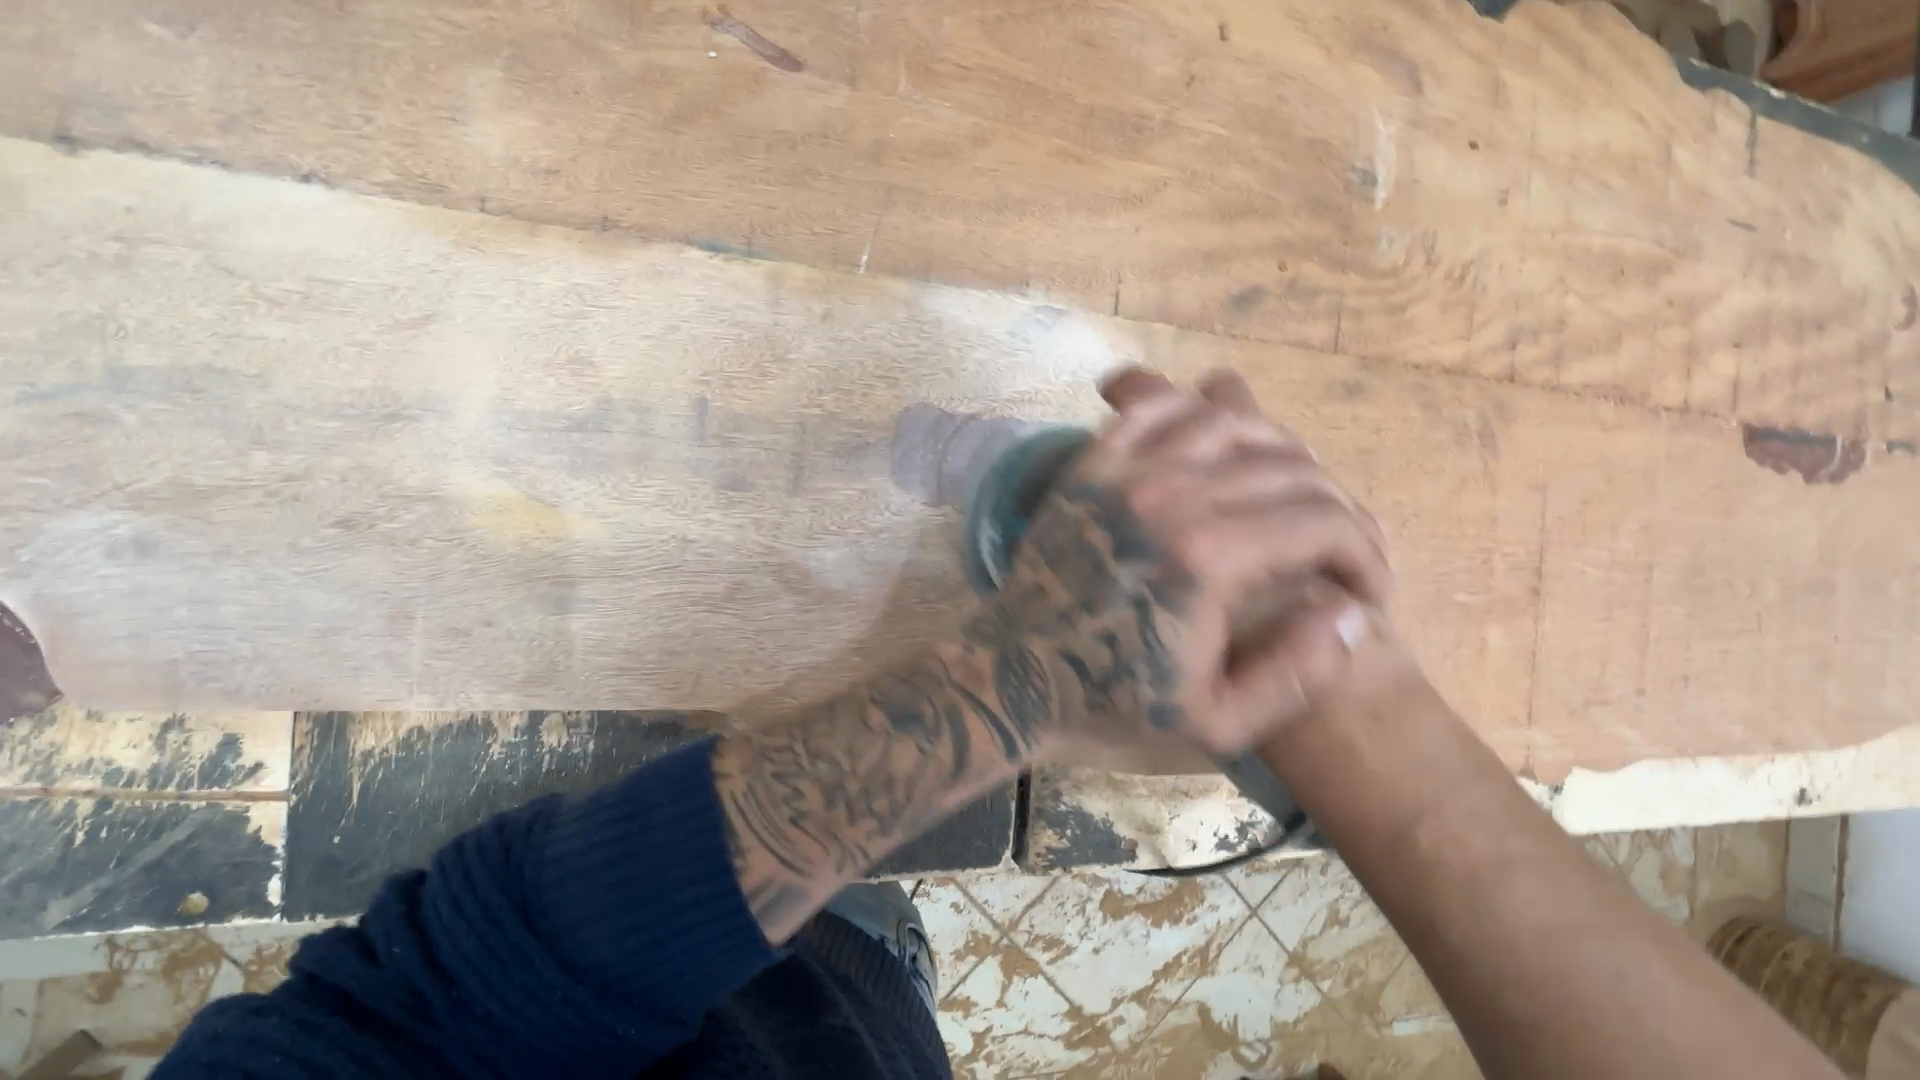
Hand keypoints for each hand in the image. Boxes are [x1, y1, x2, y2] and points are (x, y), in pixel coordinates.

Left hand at [962, 368, 1392, 766]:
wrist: (1016, 673)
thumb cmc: (1114, 701)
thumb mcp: (1217, 722)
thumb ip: (1296, 674)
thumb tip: (1350, 613)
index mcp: (1205, 560)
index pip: (1322, 523)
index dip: (1365, 553)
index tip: (1369, 587)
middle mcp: (1170, 497)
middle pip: (1288, 469)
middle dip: (1336, 507)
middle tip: (1342, 547)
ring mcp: (1125, 472)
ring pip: (1233, 424)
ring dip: (1283, 452)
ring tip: (1297, 493)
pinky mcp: (1092, 465)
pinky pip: (1159, 409)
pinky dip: (1202, 410)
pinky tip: (1224, 438)